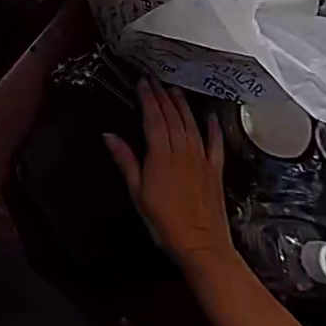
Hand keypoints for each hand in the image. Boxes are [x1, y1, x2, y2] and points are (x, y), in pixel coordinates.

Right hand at [104, 79, 233, 267]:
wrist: (200, 244)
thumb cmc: (165, 223)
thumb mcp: (137, 192)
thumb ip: (125, 160)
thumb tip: (110, 136)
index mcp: (161, 154)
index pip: (153, 117)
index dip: (147, 98)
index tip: (142, 84)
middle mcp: (182, 150)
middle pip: (171, 115)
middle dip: (162, 95)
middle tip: (155, 81)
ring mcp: (200, 158)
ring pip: (190, 123)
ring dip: (182, 104)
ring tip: (174, 90)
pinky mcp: (214, 169)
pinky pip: (215, 142)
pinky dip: (213, 127)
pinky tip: (211, 116)